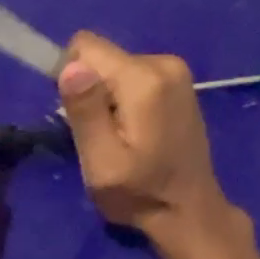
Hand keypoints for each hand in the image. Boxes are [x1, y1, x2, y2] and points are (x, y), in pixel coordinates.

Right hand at [56, 33, 232, 243]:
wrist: (189, 213)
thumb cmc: (139, 193)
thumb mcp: (101, 161)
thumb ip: (85, 111)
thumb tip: (71, 66)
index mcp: (143, 79)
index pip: (84, 46)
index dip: (70, 78)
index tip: (79, 117)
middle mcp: (164, 62)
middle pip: (101, 57)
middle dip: (90, 91)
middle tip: (100, 135)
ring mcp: (176, 71)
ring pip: (114, 67)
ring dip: (106, 98)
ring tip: (119, 137)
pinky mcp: (178, 82)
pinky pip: (132, 76)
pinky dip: (124, 100)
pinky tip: (135, 132)